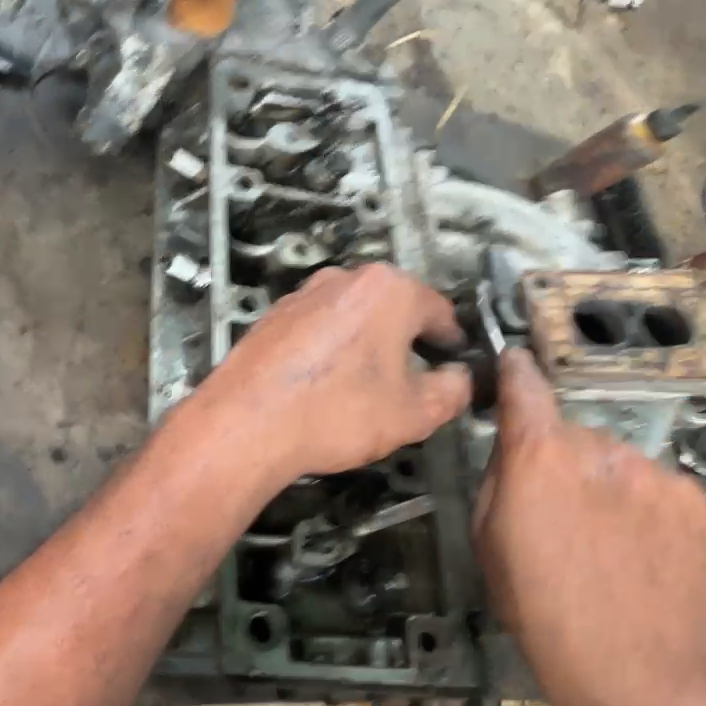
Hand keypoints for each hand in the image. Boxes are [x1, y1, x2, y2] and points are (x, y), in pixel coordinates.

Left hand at [183, 263, 471, 481]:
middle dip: (404, 344)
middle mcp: (343, 280)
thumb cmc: (333, 413)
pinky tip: (324, 388)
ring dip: (363, 347)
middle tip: (411, 385)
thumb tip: (458, 380)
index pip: (439, 311)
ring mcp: (302, 296)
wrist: (247, 425)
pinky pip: (316, 330)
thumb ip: (452, 390)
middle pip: (393, 310)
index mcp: (388, 290)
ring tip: (363, 393)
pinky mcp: (272, 318)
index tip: (453, 363)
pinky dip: (327, 352)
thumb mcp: (415, 413)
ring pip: (351, 319)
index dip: (451, 343)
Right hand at [476, 350, 705, 705]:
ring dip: (611, 491)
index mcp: (543, 456)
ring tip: (612, 550)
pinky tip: (648, 562)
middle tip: (561, 517)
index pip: (526, 389)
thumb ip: (500, 482)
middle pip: (577, 439)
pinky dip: (651, 516)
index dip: (516, 371)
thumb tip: (514, 455)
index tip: (513, 359)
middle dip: (565, 464)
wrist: (642, 680)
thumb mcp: (489, 544)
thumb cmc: (542, 612)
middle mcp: (606, 451)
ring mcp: (665, 480)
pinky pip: (665, 497)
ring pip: (624, 468)